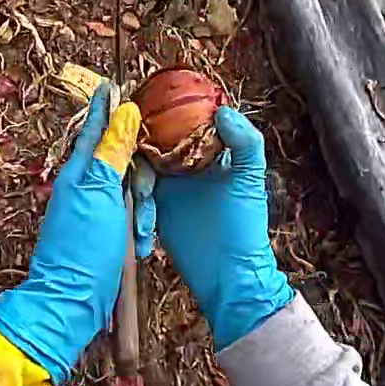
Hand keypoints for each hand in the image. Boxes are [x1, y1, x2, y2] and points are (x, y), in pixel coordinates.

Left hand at [0, 85, 139, 383]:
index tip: (111, 84)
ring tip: (145, 213)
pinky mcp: (103, 230)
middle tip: (151, 159)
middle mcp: (83, 186)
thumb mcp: (101, 194)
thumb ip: (112, 153)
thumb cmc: (83, 247)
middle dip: (136, 159)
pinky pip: (126, 211)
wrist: (70, 299)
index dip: (105, 107)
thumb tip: (123, 111)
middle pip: (114, 156)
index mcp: (79, 172)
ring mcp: (92, 209)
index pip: (95, 130)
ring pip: (125, 185)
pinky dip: (138, 216)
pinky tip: (144, 225)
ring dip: (141, 197)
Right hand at [153, 107, 293, 347]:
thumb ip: (245, 143)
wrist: (227, 274)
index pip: (181, 123)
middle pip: (152, 143)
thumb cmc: (244, 227)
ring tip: (146, 200)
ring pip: (139, 169)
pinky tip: (145, 225)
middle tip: (134, 156)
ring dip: (139, 185)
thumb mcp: (249, 181)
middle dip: (139, 149)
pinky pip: (136, 196)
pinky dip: (138, 208)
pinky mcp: (153, 206)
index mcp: (207, 153)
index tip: (146, 113)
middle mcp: (184, 164)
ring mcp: (166, 185)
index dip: (163, 116)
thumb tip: (223, 111)